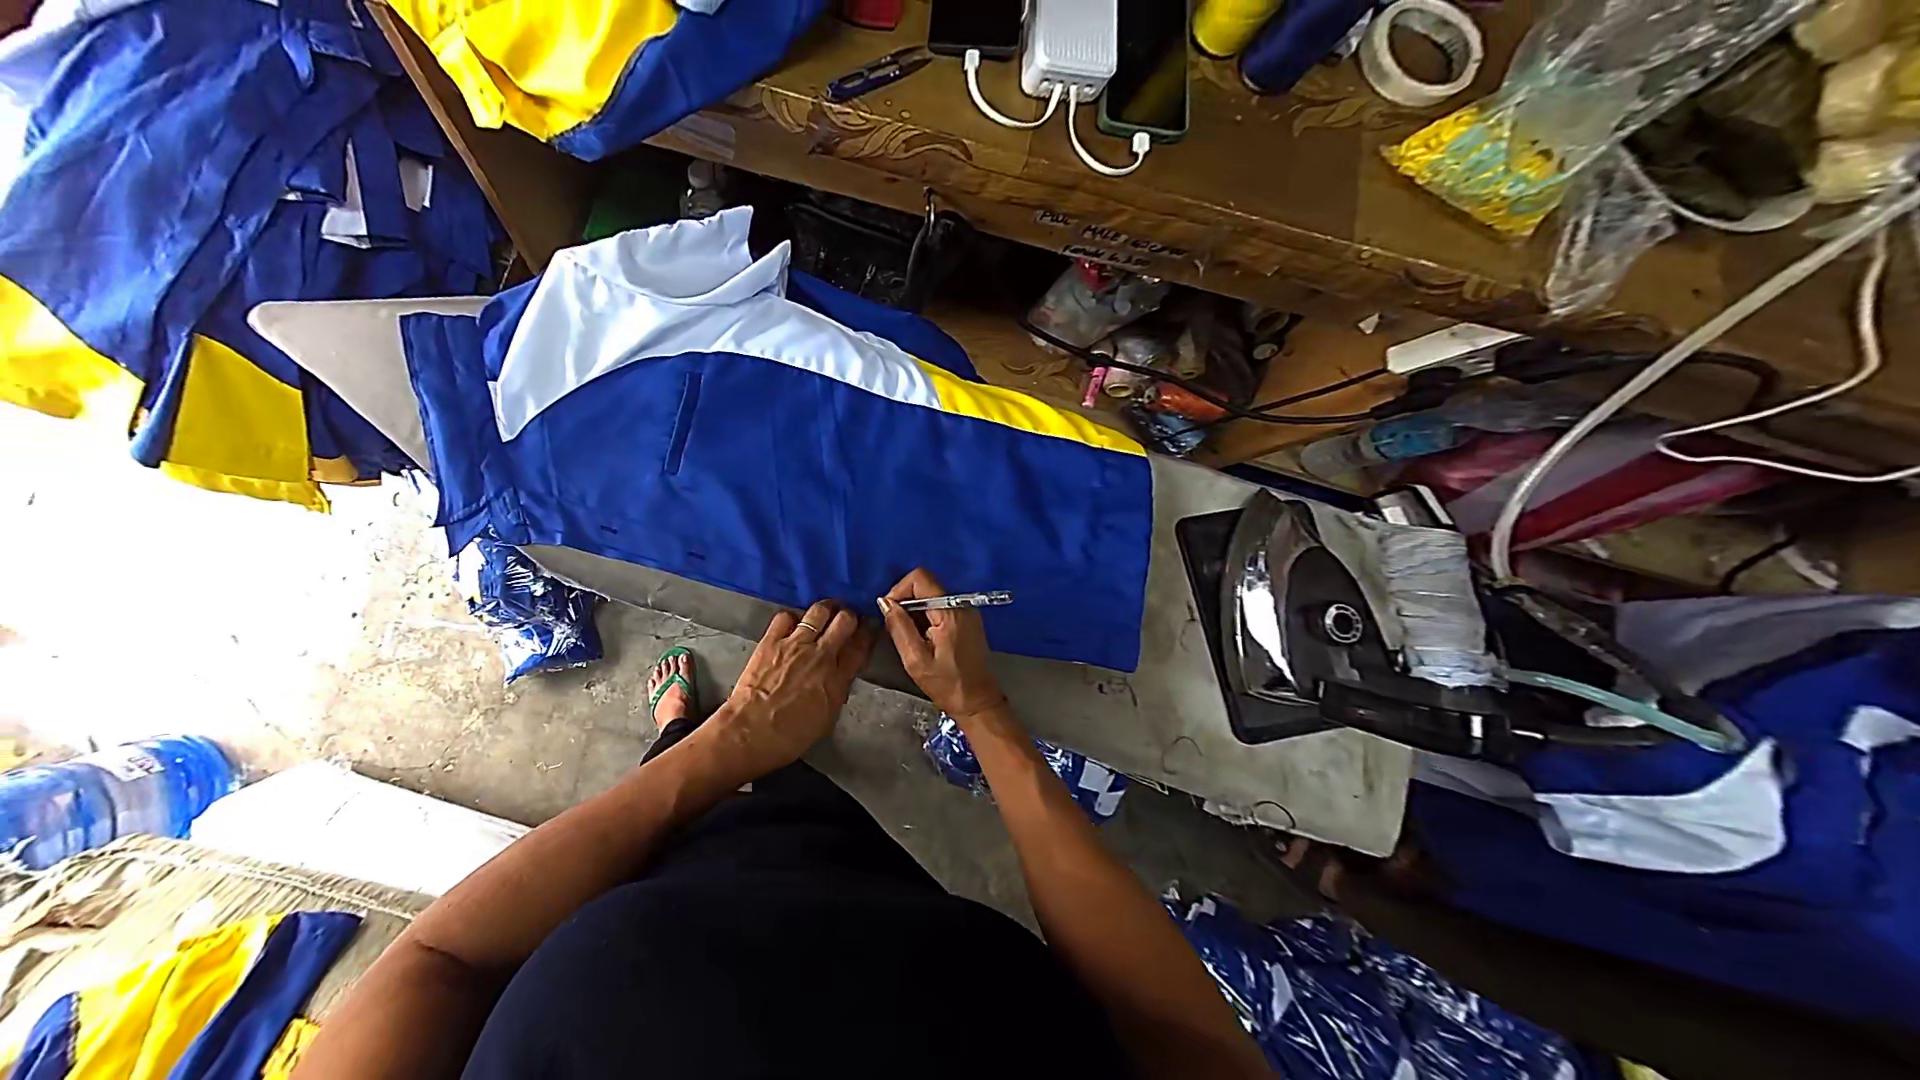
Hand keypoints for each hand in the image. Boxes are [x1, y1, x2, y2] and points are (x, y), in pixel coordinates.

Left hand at [701, 600, 875, 782]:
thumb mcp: (827, 717)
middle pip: (845, 620)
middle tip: (847, 617)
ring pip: (819, 611)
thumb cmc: (789, 735)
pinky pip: (786, 616)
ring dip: (825, 609)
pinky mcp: (771, 641)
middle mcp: (821, 655)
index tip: (869, 627)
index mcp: (838, 677)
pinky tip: (792, 624)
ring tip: (825, 612)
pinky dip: (792, 617)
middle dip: (849, 615)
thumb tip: (840, 678)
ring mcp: (795, 645)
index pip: (861, 646)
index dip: (868, 633)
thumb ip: (838, 691)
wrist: (751, 733)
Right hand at [879, 568, 1009, 723]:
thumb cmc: (947, 684)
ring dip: (915, 610)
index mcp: (950, 612)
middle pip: (926, 584)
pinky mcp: (967, 618)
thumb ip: (899, 627)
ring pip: (932, 594)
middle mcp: (962, 604)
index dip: (899, 590)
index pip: (920, 578)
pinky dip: (927, 615)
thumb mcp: (915, 659)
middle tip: (897, 627)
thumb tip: (885, 602)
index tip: (890, 612)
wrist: (977, 701)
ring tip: (910, 635)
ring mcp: (967, 610)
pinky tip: (923, 637)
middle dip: (906, 601)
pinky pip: (941, 605)